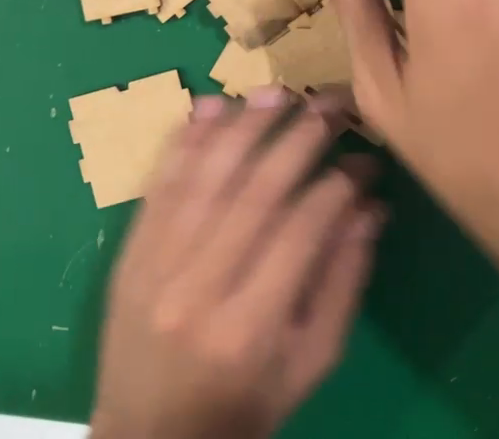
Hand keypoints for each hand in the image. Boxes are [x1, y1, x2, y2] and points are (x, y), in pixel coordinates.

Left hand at [91, 87, 383, 438]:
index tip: (365, 158)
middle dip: (299, 139)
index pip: (301, 230)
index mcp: (250, 328)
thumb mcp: (309, 364)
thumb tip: (370, 208)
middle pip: (254, 193)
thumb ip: (342, 285)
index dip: (338, 185)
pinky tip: (210, 107)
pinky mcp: (129, 255)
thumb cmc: (244, 408)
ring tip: (276, 92)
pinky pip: (159, 187)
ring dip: (242, 128)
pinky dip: (185, 143)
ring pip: (204, 179)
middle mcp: (198, 289)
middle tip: (331, 104)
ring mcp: (154, 268)